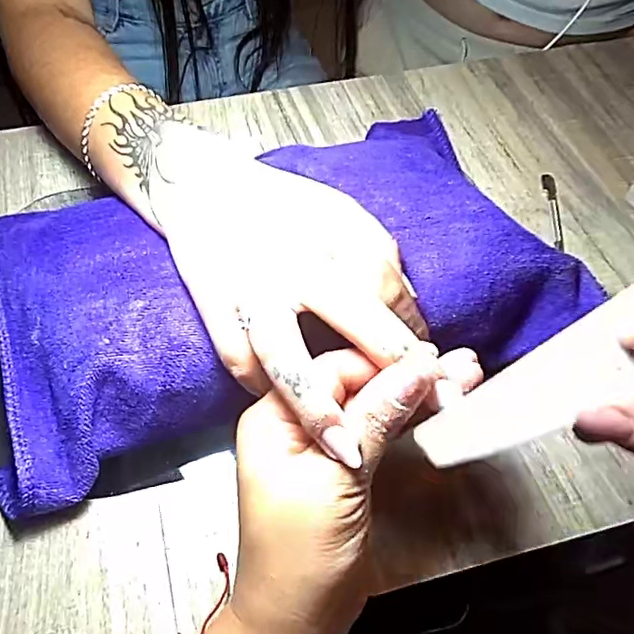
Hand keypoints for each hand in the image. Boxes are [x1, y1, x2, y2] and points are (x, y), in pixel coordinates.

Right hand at [147, 125, 429, 467]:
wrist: (200, 185)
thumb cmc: (276, 201)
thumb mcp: (338, 213)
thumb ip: (375, 256)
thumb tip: (406, 309)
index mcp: (334, 237)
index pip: (393, 298)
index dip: (417, 342)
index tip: (433, 372)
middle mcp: (295, 266)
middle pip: (358, 327)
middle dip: (398, 375)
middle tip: (425, 413)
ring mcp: (250, 290)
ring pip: (286, 360)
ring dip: (318, 408)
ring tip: (345, 448)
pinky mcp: (214, 307)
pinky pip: (239, 359)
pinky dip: (261, 388)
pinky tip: (282, 405)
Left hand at [227, 347, 482, 633]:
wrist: (294, 624)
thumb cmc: (298, 561)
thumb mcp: (335, 484)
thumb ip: (372, 422)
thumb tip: (413, 370)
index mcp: (273, 417)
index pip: (332, 369)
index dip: (383, 363)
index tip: (433, 365)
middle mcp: (292, 423)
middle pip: (354, 383)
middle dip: (406, 374)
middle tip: (459, 370)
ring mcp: (317, 445)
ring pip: (370, 405)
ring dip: (415, 391)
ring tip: (464, 376)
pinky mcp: (341, 467)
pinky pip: (375, 431)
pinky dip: (408, 417)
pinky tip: (438, 402)